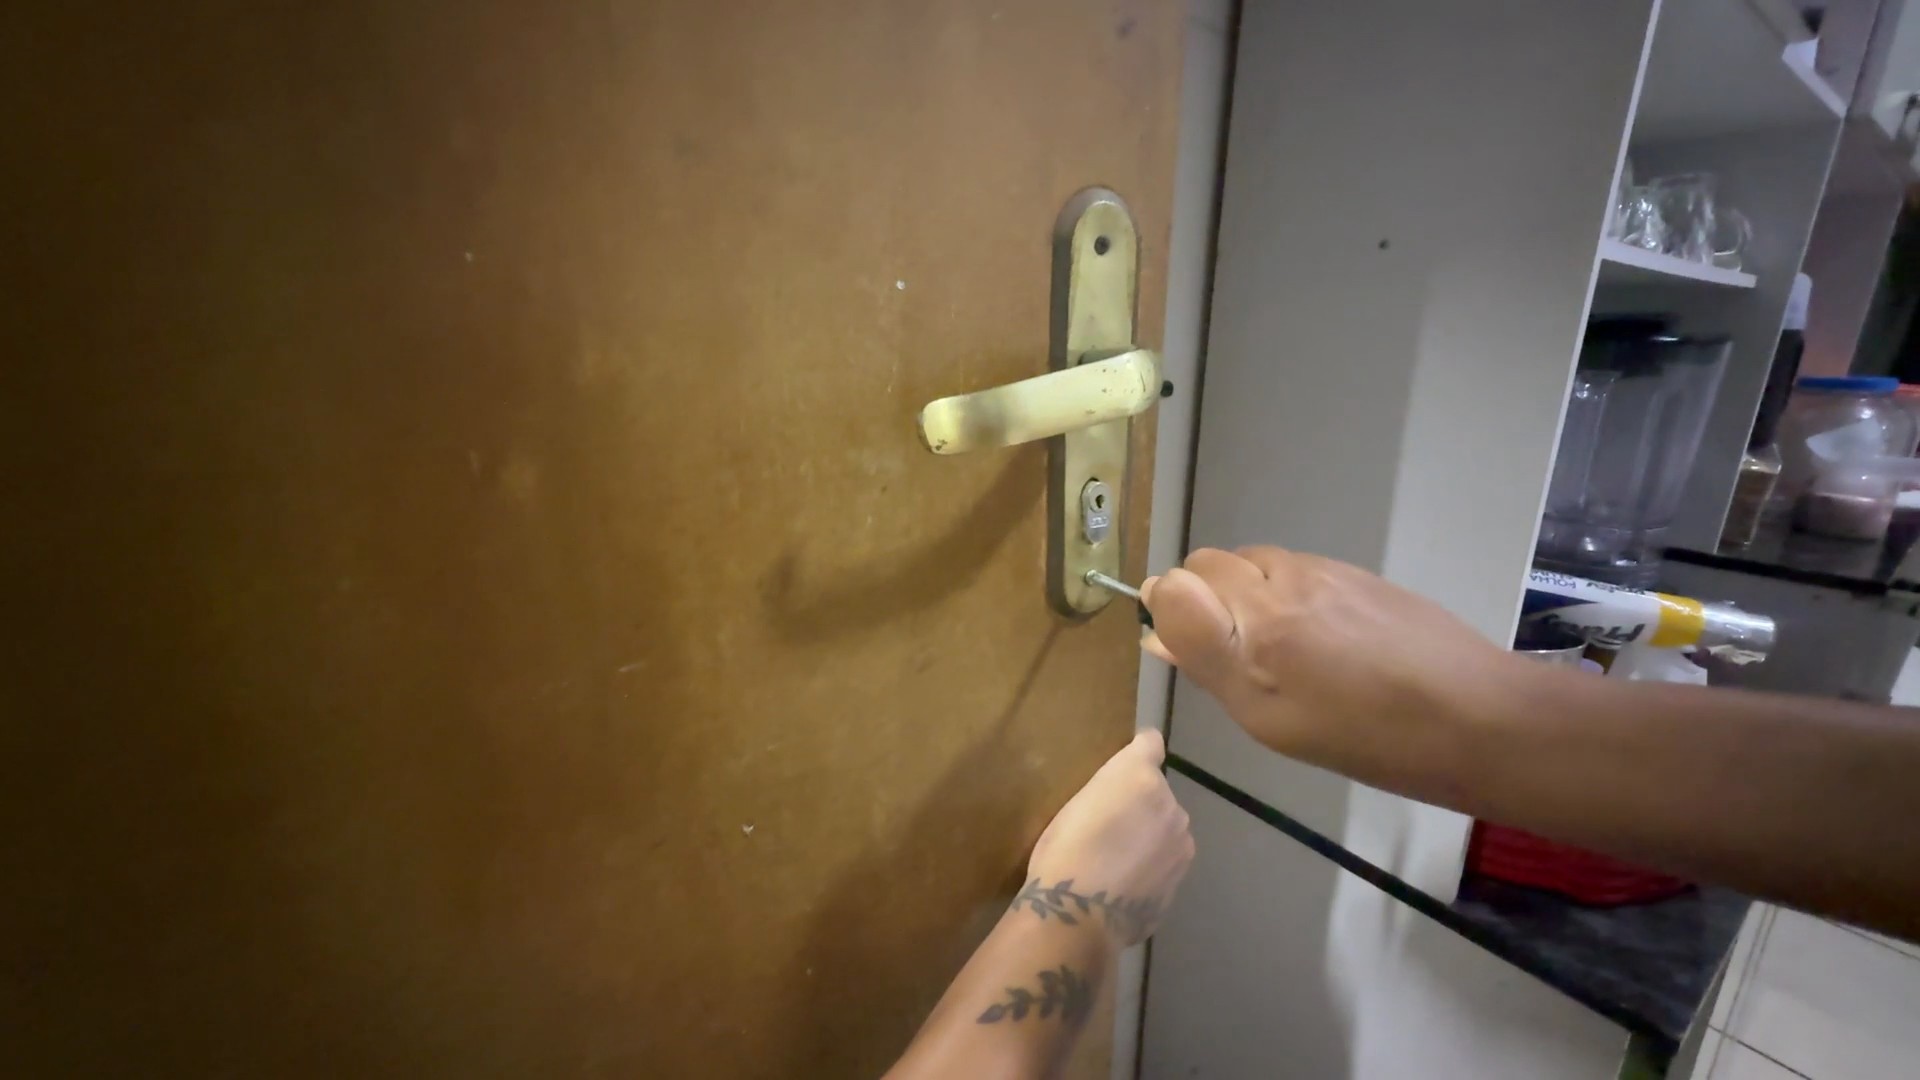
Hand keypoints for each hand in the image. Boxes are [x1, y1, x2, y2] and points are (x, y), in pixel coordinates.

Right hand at [1024, 730, 1191, 946]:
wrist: (1078, 912)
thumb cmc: (1064, 846)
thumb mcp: (1076, 801)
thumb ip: (1109, 789)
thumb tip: (1122, 793)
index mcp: (1140, 776)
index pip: (1151, 742)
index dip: (1139, 749)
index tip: (1124, 761)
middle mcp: (1171, 805)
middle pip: (1158, 792)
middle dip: (1141, 802)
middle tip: (1108, 823)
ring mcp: (1180, 847)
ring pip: (1166, 830)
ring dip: (1150, 836)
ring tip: (1115, 859)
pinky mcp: (1179, 883)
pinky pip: (1164, 865)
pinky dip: (1150, 870)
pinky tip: (1122, 886)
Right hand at [1139, 546, 1514, 795]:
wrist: (1479, 717)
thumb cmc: (1362, 735)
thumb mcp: (1267, 719)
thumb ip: (1206, 663)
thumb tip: (1157, 627)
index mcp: (1257, 619)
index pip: (1177, 580)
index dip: (1171, 609)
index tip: (1190, 647)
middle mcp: (1282, 578)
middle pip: (1210, 564)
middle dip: (1205, 598)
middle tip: (1235, 654)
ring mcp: (1322, 569)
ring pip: (1251, 563)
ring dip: (1245, 593)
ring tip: (1280, 648)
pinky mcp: (1354, 571)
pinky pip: (1293, 568)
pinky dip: (1283, 593)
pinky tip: (1319, 638)